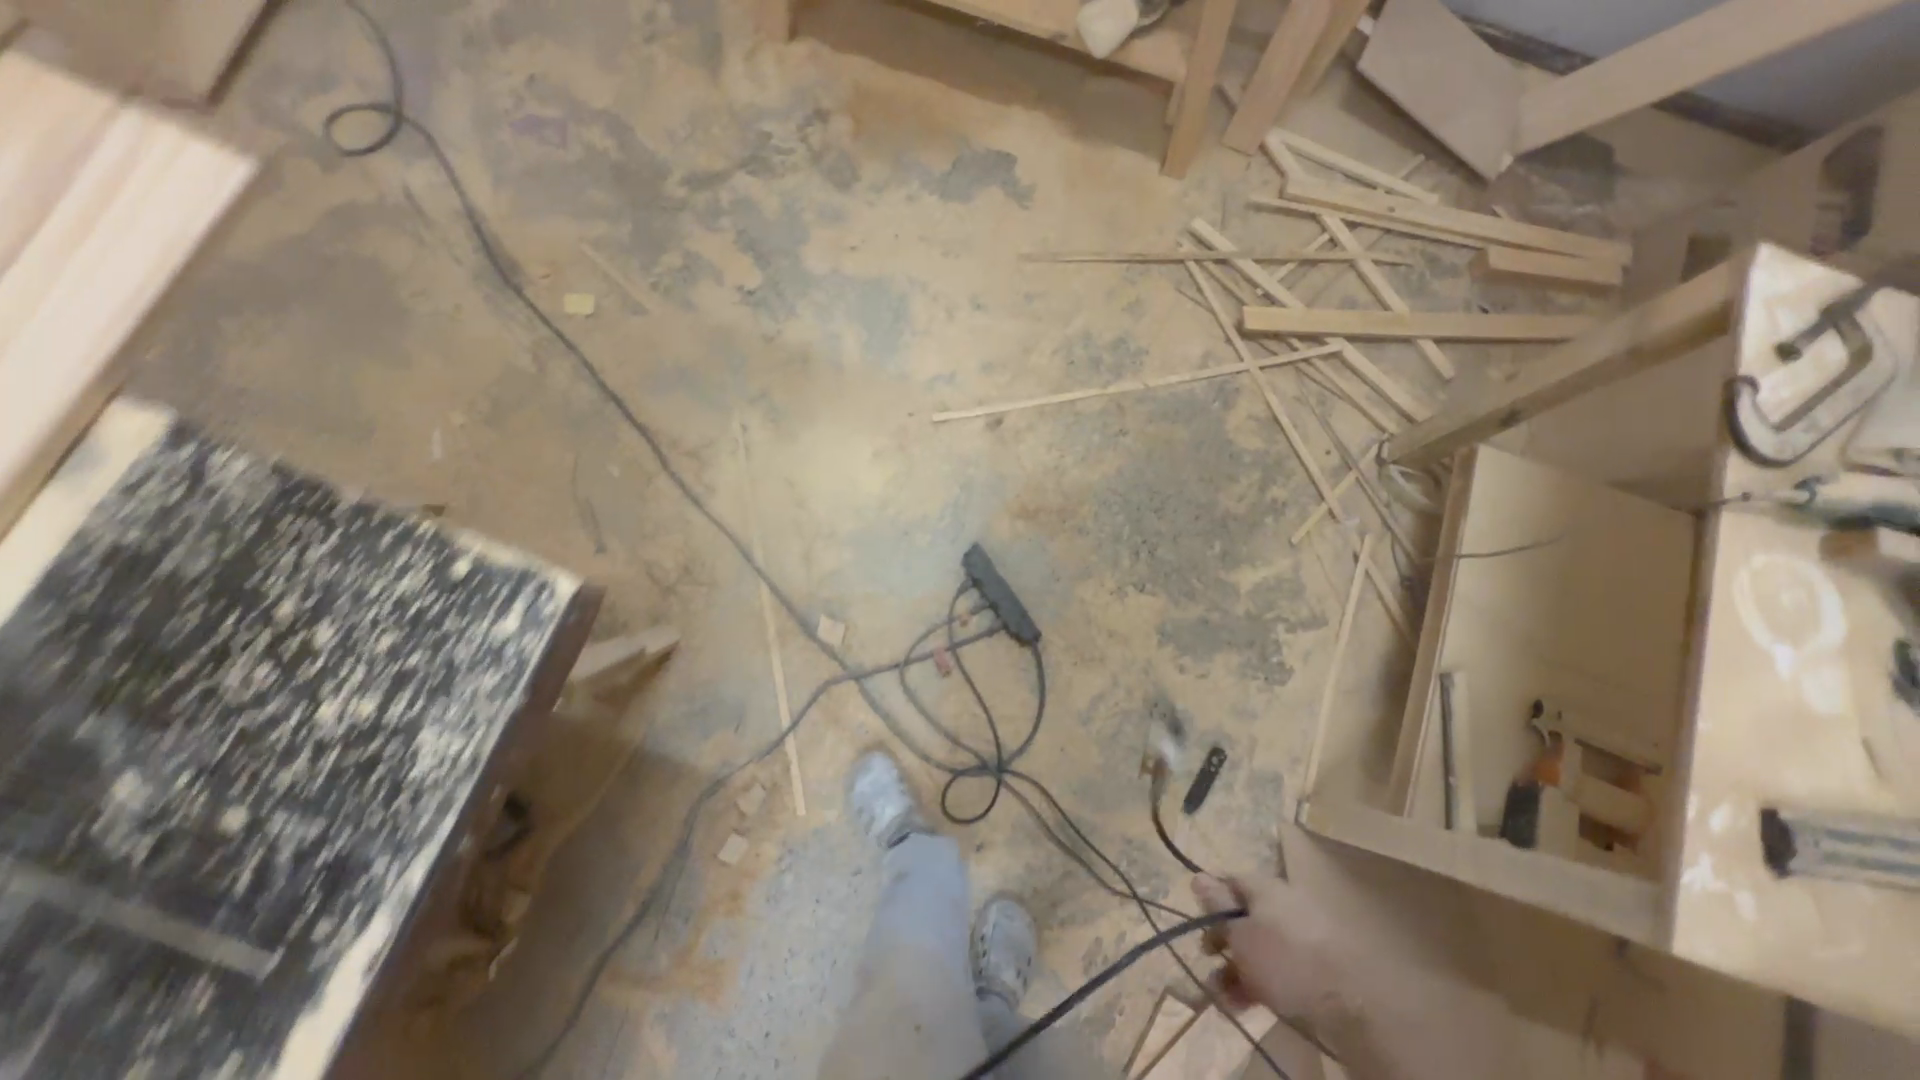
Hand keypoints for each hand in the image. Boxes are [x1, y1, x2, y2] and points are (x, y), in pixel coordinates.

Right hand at [1192, 873, 1353, 1022]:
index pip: (1231, 881)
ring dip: (1236, 969)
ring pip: (1260, 947)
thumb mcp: (1240, 933)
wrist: (1347, 1001)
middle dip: (1222, 942)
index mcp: (1266, 889)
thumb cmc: (1283, 959)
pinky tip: (1246, 1003)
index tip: (1197, 922)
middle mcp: (1285, 905)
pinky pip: (1278, 967)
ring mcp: (1303, 936)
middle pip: (1244, 917)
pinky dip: (1259, 982)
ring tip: (1223, 996)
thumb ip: (1217, 907)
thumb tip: (1198, 876)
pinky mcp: (1316, 966)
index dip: (1210, 898)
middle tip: (1208, 961)